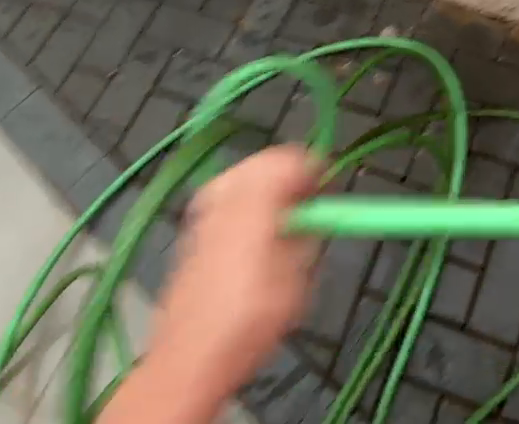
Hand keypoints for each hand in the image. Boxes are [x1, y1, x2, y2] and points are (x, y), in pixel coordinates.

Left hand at [142, 146, 320, 407]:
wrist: (189, 357)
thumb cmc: (251, 321)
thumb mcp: (298, 280)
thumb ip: (309, 235)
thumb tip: (315, 214)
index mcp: (258, 204)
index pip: (293, 159)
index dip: (317, 169)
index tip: (329, 188)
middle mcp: (227, 197)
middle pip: (266, 160)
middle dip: (291, 173)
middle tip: (309, 200)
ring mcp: (205, 211)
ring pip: (244, 173)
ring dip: (267, 183)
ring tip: (284, 213)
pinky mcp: (192, 228)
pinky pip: (226, 193)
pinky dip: (245, 197)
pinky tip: (253, 225)